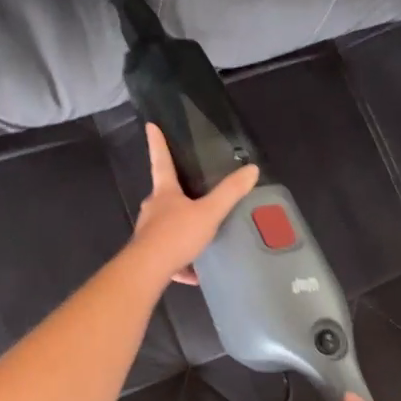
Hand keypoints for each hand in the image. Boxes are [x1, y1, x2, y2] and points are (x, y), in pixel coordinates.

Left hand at [130, 124, 260, 284]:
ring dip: (183, 232)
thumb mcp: (209, 212)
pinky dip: (182, 263)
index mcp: (165, 193)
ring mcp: (149, 233)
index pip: (161, 161)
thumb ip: (230, 192)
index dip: (158, 143)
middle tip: (193, 196)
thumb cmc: (176, 234)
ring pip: (167, 227)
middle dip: (177, 195)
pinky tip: (196, 274)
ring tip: (202, 240)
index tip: (150, 126)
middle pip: (165, 196)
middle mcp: (153, 209)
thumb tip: (252, 168)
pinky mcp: (150, 256)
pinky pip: (169, 256)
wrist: (148, 270)